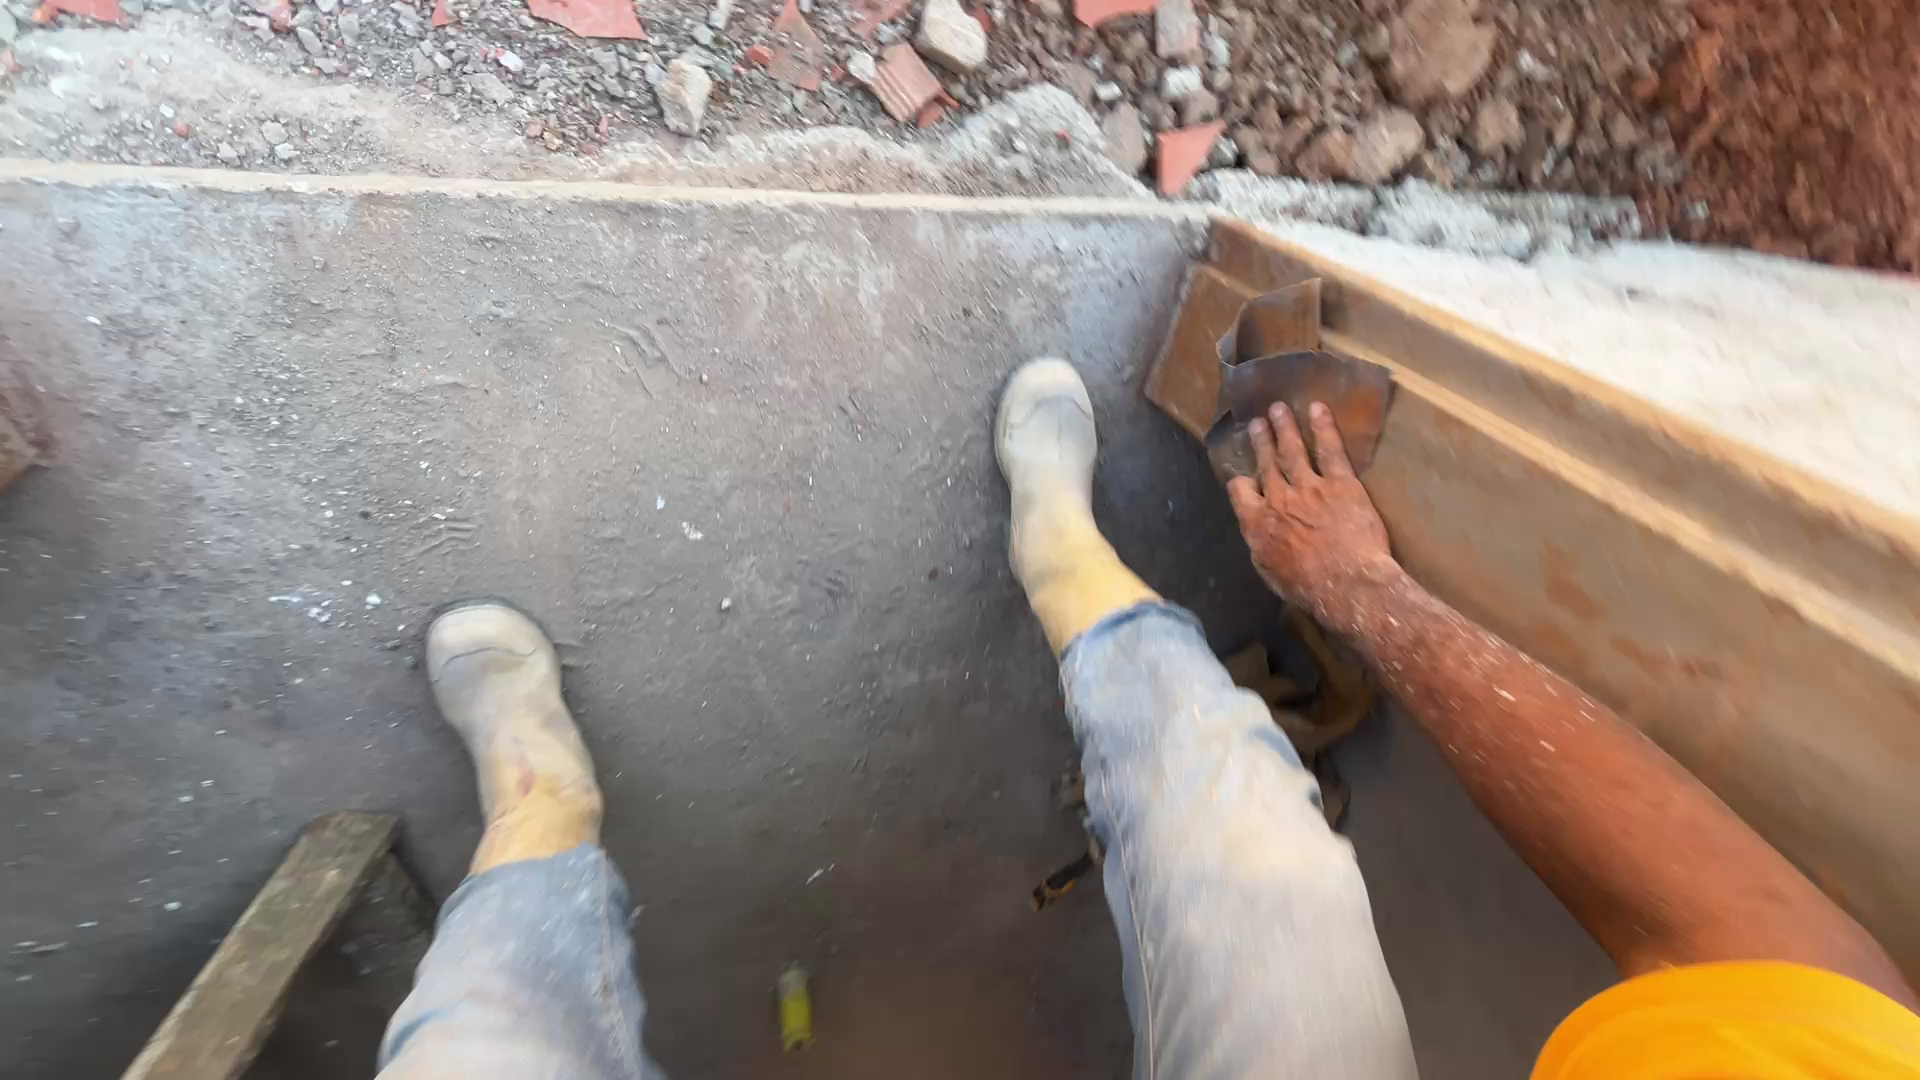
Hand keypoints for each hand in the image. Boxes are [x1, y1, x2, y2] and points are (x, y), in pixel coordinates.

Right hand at [1226, 401, 1399, 622]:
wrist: (1346, 583)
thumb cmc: (1306, 586)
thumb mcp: (1269, 572)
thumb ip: (1260, 546)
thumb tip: (1259, 536)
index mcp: (1256, 523)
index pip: (1240, 492)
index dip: (1241, 483)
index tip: (1244, 479)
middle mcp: (1278, 499)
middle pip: (1266, 464)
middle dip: (1260, 442)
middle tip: (1256, 424)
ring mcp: (1309, 488)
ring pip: (1292, 451)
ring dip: (1283, 428)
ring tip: (1278, 409)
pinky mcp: (1341, 484)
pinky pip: (1330, 450)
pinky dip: (1323, 428)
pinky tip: (1318, 409)